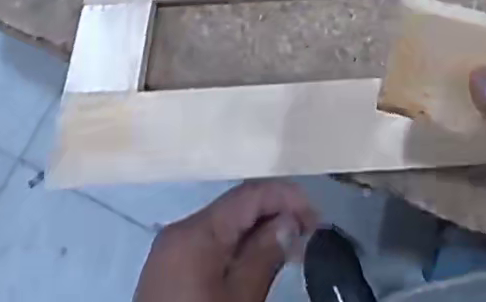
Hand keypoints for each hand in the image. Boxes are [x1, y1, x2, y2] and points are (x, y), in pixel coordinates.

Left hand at [132, 180, 317, 301]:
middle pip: (238, 207)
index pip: (251, 194)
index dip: (288, 198)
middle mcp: (179, 232)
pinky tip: (260, 262)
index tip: (317, 220)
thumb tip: (288, 222)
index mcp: (194, 232)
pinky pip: (212, 246)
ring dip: (259, 232)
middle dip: (275, 215)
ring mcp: (170, 253)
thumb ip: (266, 253)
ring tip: (290, 249)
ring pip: (226, 226)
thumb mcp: (241, 299)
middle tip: (308, 236)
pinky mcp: (168, 274)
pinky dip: (238, 248)